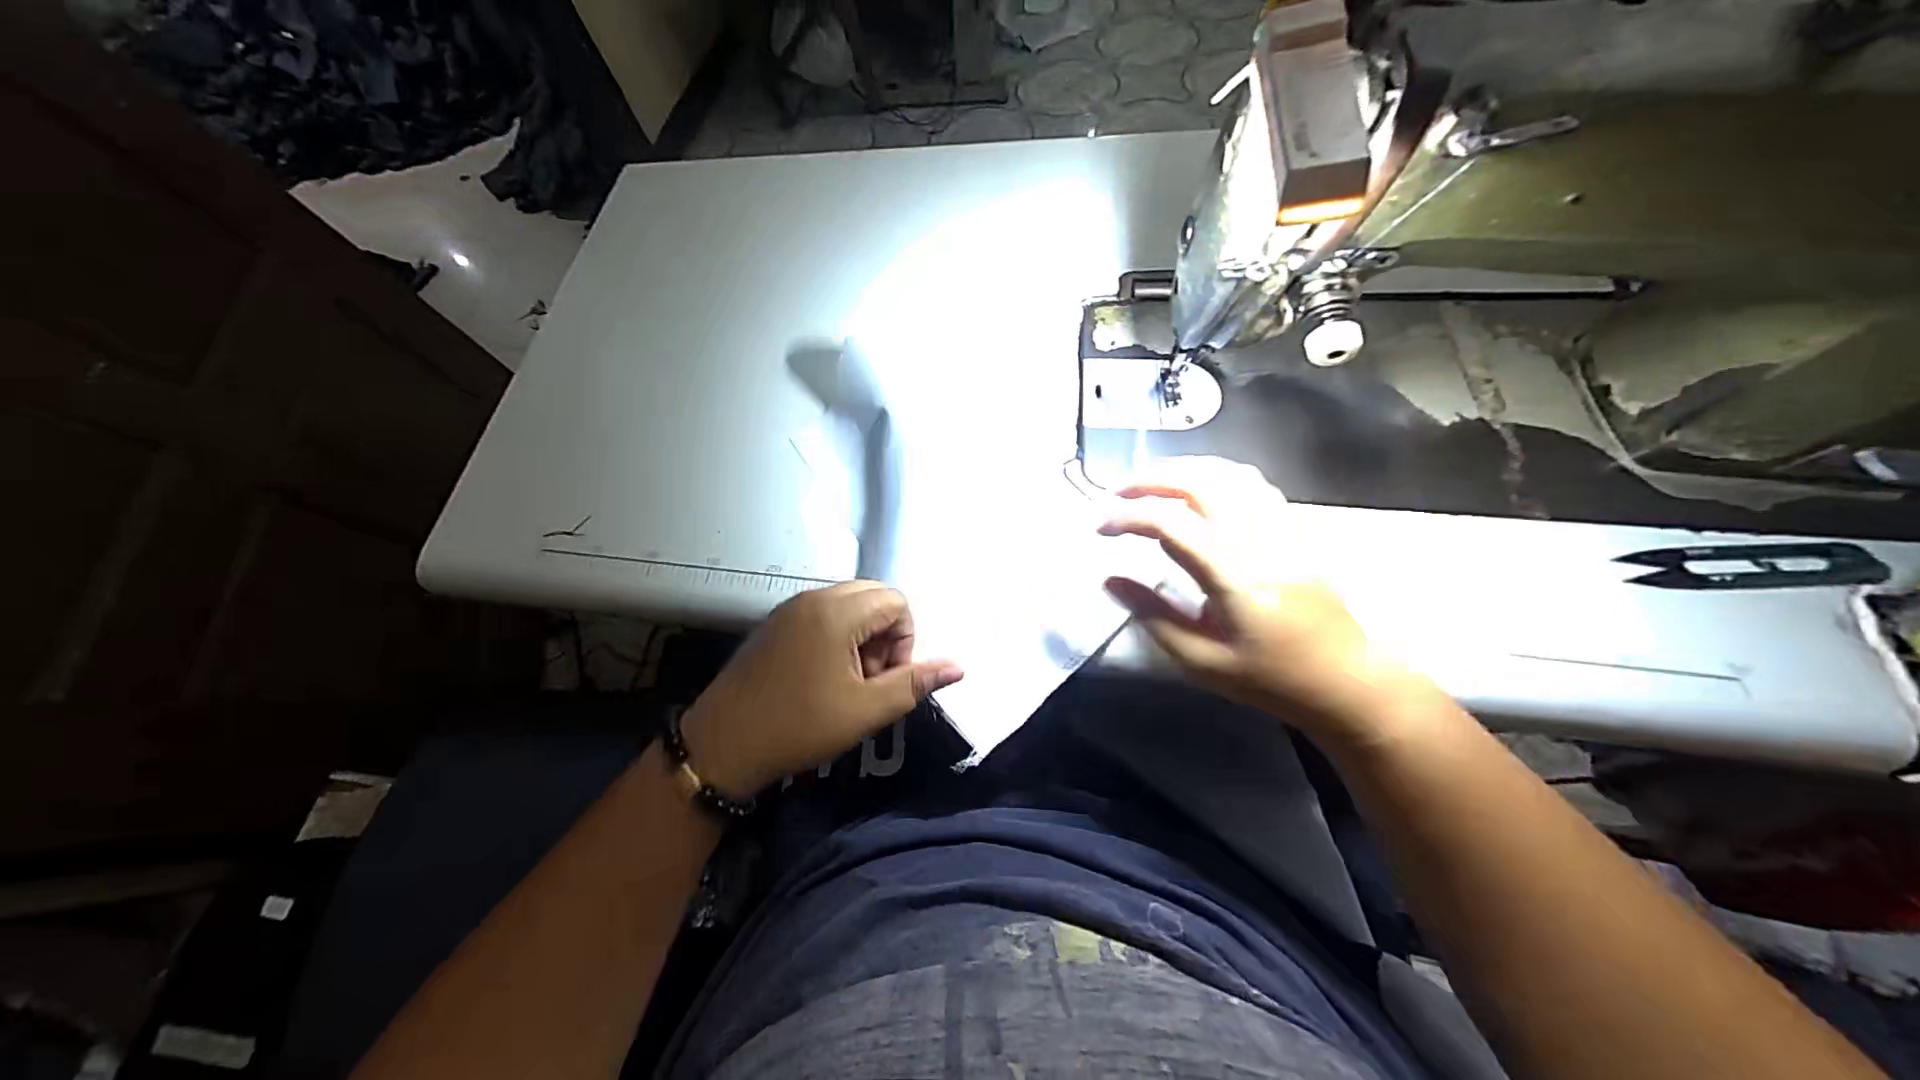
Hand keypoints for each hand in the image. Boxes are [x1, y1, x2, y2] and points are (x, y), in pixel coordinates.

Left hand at [679, 581, 962, 796]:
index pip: (896, 602)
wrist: (722, 745)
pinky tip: (822, 678)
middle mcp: (813, 598)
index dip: (904, 640)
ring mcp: (790, 608)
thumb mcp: (865, 711)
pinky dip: (837, 636)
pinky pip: (822, 614)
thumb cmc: (798, 727)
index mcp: (837, 612)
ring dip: (861, 636)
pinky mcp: (775, 624)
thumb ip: (914, 683)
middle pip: (873, 597)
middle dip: (885, 635)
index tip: (885, 678)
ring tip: (846, 682)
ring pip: (848, 605)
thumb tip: (958, 667)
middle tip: (869, 678)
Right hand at [1098, 457, 1416, 740]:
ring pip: (1233, 475)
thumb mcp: (1201, 661)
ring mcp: (1284, 532)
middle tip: (1120, 491)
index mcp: (1235, 579)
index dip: (1129, 518)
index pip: (1173, 526)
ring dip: (1186, 469)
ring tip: (1153, 482)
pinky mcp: (1297, 532)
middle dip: (1153, 478)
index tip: (1101, 527)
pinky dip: (1219, 476)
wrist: (1342, 682)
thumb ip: (1153, 616)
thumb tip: (1111, 579)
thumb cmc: (1268, 678)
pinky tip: (1200, 489)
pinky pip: (1257, 486)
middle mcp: (1261, 543)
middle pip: (1203, 483)